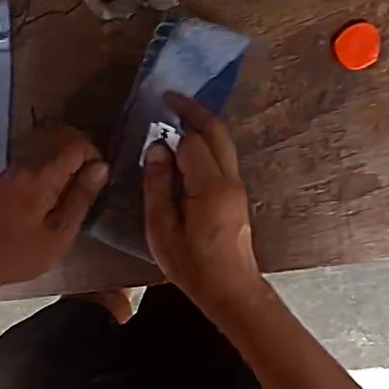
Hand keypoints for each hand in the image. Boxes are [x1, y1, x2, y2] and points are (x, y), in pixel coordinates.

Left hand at [0, 125, 108, 303]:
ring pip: (47, 141)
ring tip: (76, 183)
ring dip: (67, 153)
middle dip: (83, 149)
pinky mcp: (5, 177)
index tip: (100, 179)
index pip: (77, 144)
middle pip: (61, 135)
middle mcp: (25, 163)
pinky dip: (52, 160)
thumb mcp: (59, 236)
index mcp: (41, 176)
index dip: (95, 155)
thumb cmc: (17, 255)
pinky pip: (35, 153)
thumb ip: (81, 199)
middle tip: (92, 178)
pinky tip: (54, 188)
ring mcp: (12, 168)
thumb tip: (101, 167)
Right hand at [143, 92, 268, 320]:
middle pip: (217, 132)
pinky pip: (222, 156)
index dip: (170, 135)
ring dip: (201, 125)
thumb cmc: (192, 266)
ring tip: (176, 116)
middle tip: (170, 98)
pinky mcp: (236, 193)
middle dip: (194, 110)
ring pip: (222, 143)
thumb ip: (157, 186)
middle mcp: (230, 180)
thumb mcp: (162, 230)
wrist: (231, 291)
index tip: (152, 124)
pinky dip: (205, 142)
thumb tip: (157, 149)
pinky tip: (185, 147)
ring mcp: (237, 186)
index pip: (191, 144)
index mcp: (211, 188)